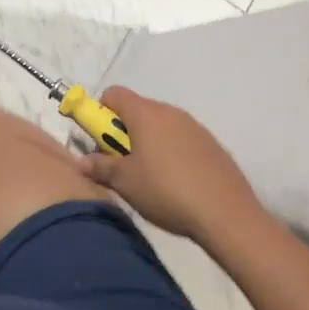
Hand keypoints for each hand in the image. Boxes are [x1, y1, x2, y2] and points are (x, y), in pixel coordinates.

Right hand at [77, 87, 262, 242]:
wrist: (228, 216)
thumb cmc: (167, 192)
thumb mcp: (125, 183)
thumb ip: (99, 167)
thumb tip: (80, 161)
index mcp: (145, 113)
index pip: (113, 94)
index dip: (101, 113)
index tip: (103, 141)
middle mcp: (169, 111)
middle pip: (138, 109)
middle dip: (125, 131)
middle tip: (124, 164)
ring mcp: (195, 126)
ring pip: (161, 125)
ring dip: (150, 142)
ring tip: (153, 177)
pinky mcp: (213, 145)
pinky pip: (183, 139)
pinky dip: (174, 152)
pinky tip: (179, 182)